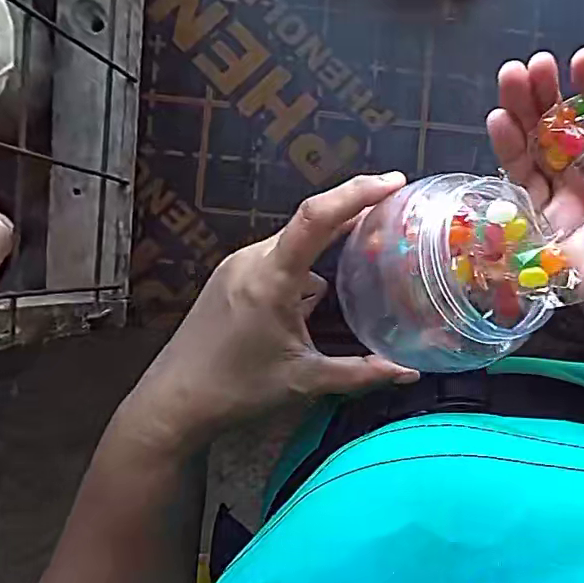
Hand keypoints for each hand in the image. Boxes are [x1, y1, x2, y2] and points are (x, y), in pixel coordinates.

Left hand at [121, 171, 420, 454]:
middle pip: (310, 223)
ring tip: (362, 259)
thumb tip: (409, 372)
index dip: (357, 193)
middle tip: (393, 214)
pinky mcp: (231, 275)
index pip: (316, 218)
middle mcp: (252, 260)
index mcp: (271, 278)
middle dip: (352, 216)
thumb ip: (361, 373)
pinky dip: (304, 265)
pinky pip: (278, 257)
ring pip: (295, 243)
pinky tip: (314, 295)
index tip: (392, 182)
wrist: (174, 400)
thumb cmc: (236, 389)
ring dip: (326, 248)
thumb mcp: (306, 381)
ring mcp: (238, 264)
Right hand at [485, 48, 583, 358]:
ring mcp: (565, 200)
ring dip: (520, 111)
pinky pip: (523, 184)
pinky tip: (499, 119)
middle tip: (536, 64)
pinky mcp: (546, 225)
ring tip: (512, 76)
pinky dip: (508, 151)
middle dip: (546, 92)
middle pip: (561, 126)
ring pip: (535, 148)